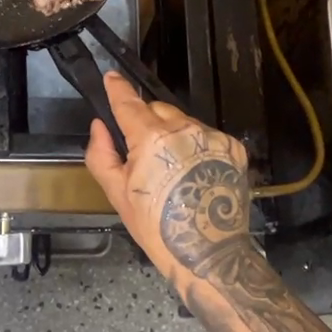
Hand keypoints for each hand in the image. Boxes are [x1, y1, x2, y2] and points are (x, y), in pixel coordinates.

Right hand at [84, 71, 256, 291]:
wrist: (208, 253)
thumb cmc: (157, 227)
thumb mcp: (117, 195)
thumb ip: (101, 155)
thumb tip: (99, 127)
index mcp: (152, 139)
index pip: (129, 103)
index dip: (117, 88)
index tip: (111, 77)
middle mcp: (184, 130)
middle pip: (157, 110)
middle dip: (145, 123)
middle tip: (141, 153)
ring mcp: (212, 137)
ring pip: (182, 122)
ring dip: (171, 134)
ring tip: (169, 169)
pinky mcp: (232, 148)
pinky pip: (204, 135)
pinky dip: (194, 145)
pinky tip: (191, 172)